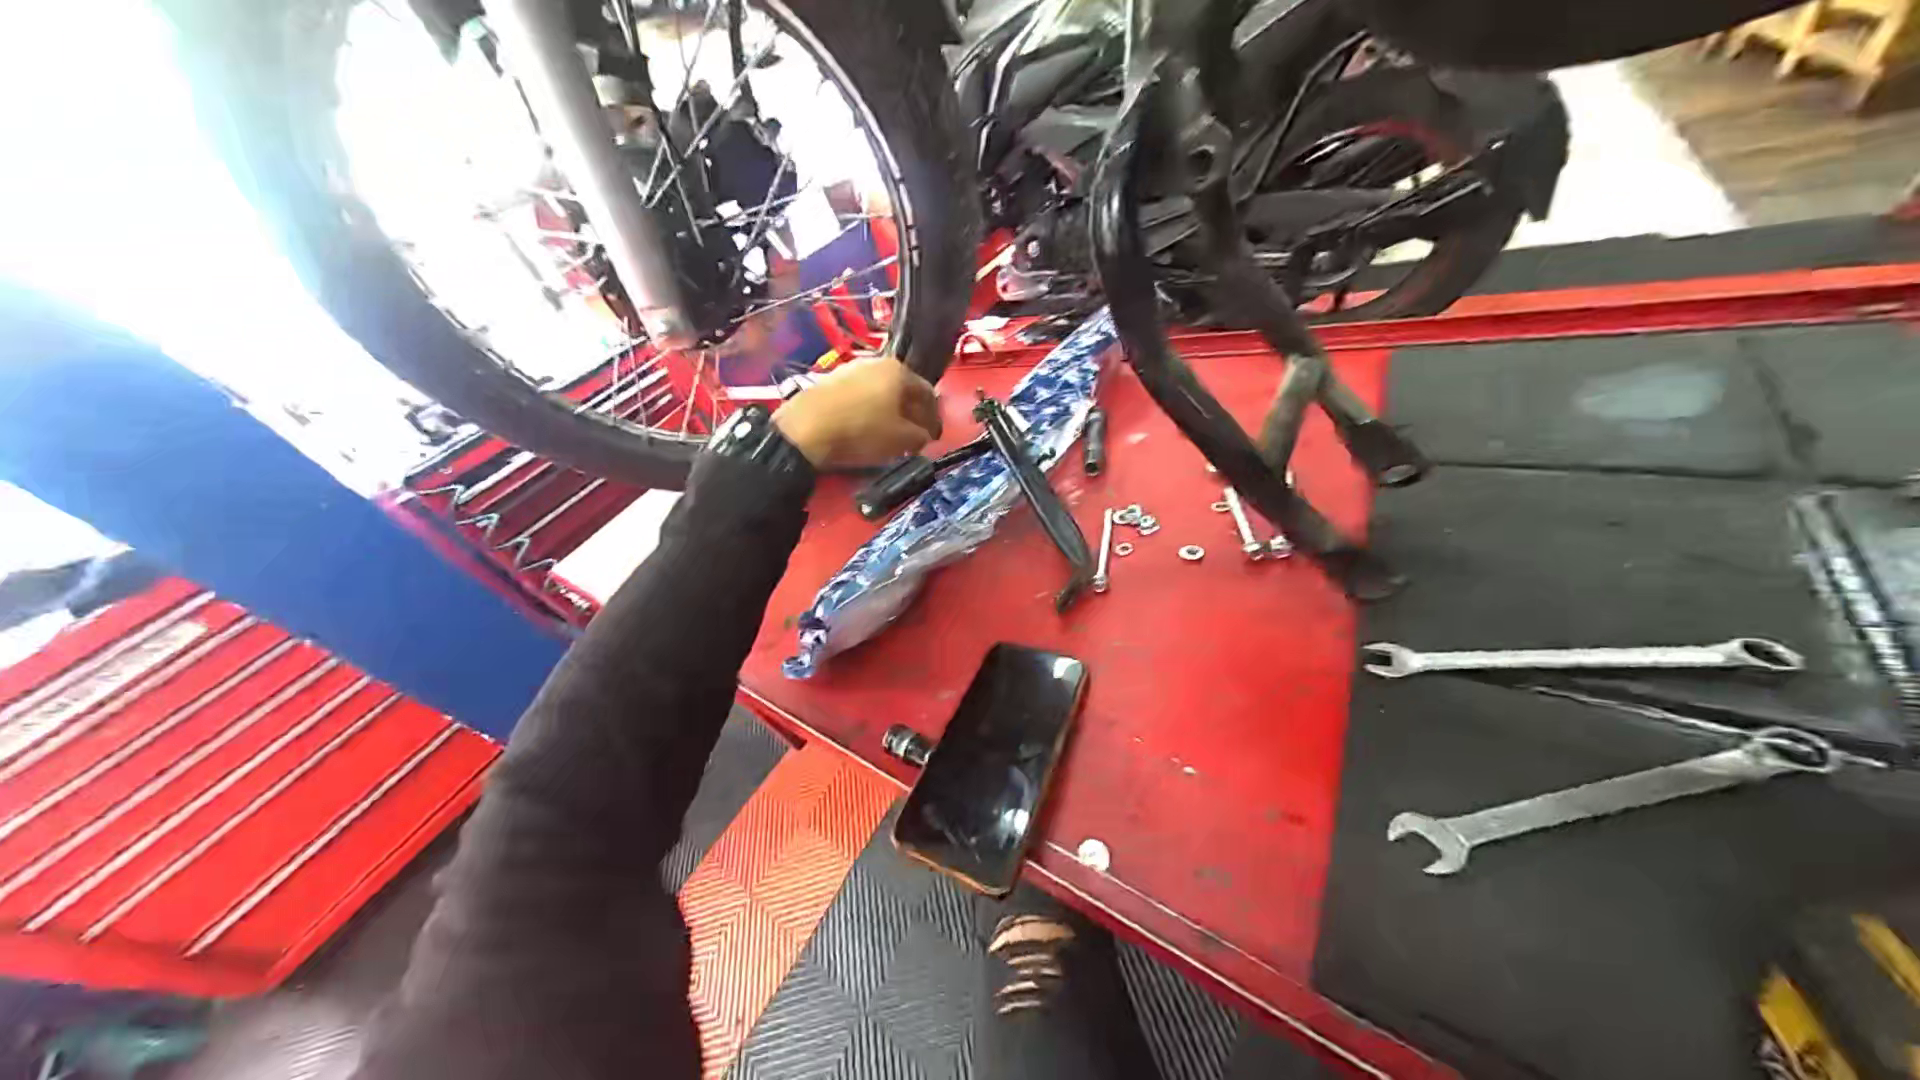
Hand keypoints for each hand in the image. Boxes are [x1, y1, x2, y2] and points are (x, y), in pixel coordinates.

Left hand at [772, 354, 942, 467]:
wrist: (806, 428)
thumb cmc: (862, 430)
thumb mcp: (901, 439)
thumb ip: (921, 436)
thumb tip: (923, 436)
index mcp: (899, 371)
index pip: (928, 394)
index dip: (934, 419)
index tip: (933, 438)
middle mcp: (877, 362)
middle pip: (903, 390)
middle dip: (911, 414)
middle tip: (914, 437)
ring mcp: (851, 369)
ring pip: (881, 393)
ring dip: (889, 413)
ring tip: (889, 435)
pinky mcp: (830, 380)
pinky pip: (860, 397)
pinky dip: (869, 411)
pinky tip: (865, 429)